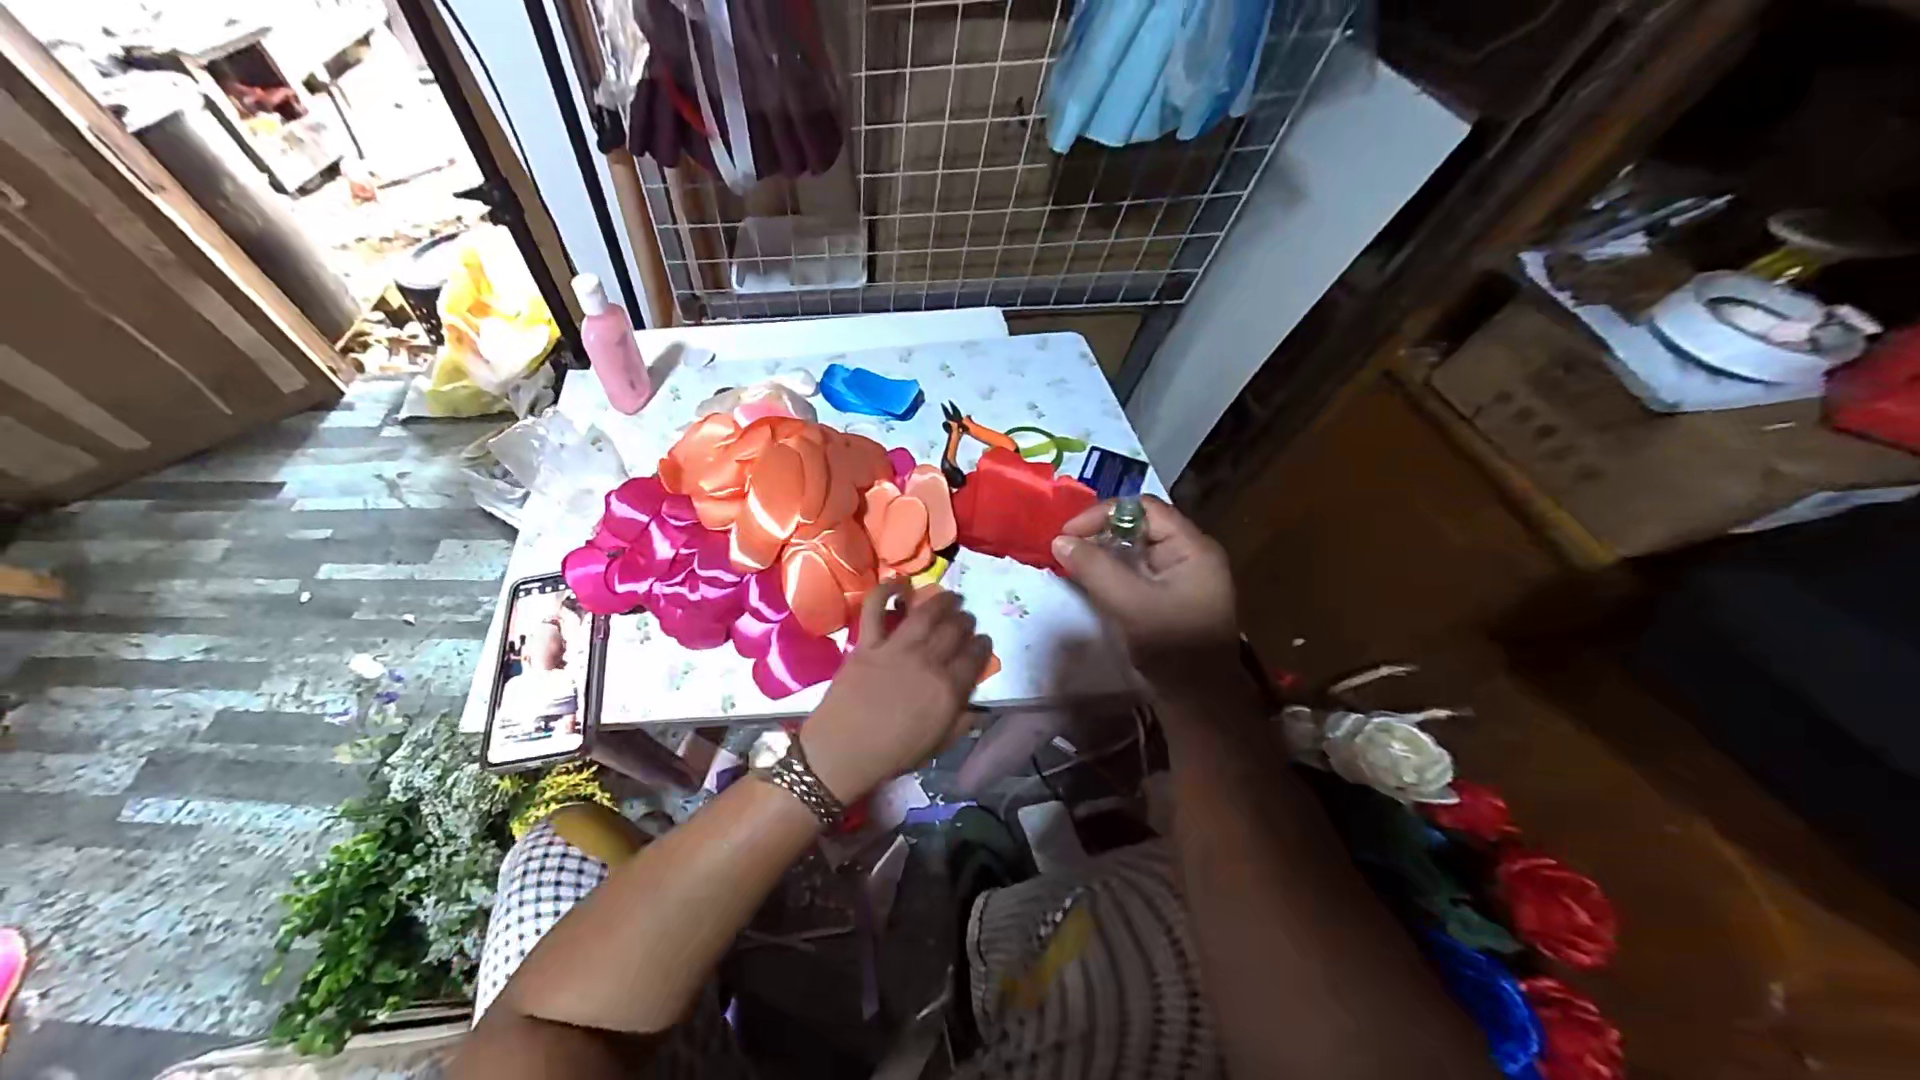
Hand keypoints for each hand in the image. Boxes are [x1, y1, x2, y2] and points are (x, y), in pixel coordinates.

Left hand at [800, 582, 993, 802]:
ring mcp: (896, 649)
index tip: (983, 641)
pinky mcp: (867, 643)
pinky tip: (901, 583)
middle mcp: (927, 662)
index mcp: (948, 689)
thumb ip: (961, 721)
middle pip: (955, 630)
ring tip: (950, 597)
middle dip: (966, 621)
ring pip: (926, 613)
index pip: (975, 656)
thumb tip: (978, 706)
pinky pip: (876, 608)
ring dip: (943, 600)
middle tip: (966, 619)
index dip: (983, 645)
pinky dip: (887, 590)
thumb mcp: (938, 744)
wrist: (842, 752)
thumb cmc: (892, 754)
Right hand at [1051, 495, 1238, 677]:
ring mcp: (1180, 577)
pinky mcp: (1169, 596)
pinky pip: (1137, 570)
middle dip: (1101, 532)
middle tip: (1068, 549)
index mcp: (1192, 548)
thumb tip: (1059, 541)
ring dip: (1104, 552)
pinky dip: (1112, 571)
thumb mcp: (1131, 605)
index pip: (1144, 508)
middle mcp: (1189, 555)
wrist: (1201, 702)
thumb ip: (1095, 569)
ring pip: (1136, 548)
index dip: (1104, 514)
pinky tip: (1092, 581)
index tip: (1069, 534)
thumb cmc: (1173, 647)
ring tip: (1074, 563)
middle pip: (1140, 525)